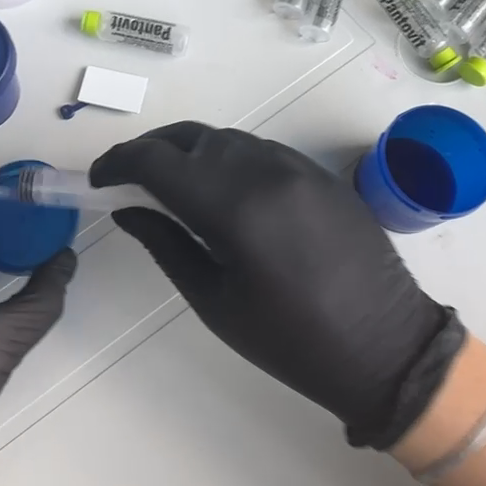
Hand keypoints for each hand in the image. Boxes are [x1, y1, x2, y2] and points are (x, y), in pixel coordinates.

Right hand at [92, 122, 464, 450]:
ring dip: (188, 152)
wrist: (387, 348)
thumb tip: (127, 209)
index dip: (119, 162)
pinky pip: (259, 150)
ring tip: (169, 183)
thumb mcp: (214, 302)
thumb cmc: (291, 341)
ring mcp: (298, 167)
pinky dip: (227, 158)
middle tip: (126, 177)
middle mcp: (265, 171)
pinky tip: (220, 189)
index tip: (98, 179)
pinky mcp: (320, 174)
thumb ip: (165, 244)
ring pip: (226, 138)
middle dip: (150, 151)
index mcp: (235, 208)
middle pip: (190, 138)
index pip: (158, 162)